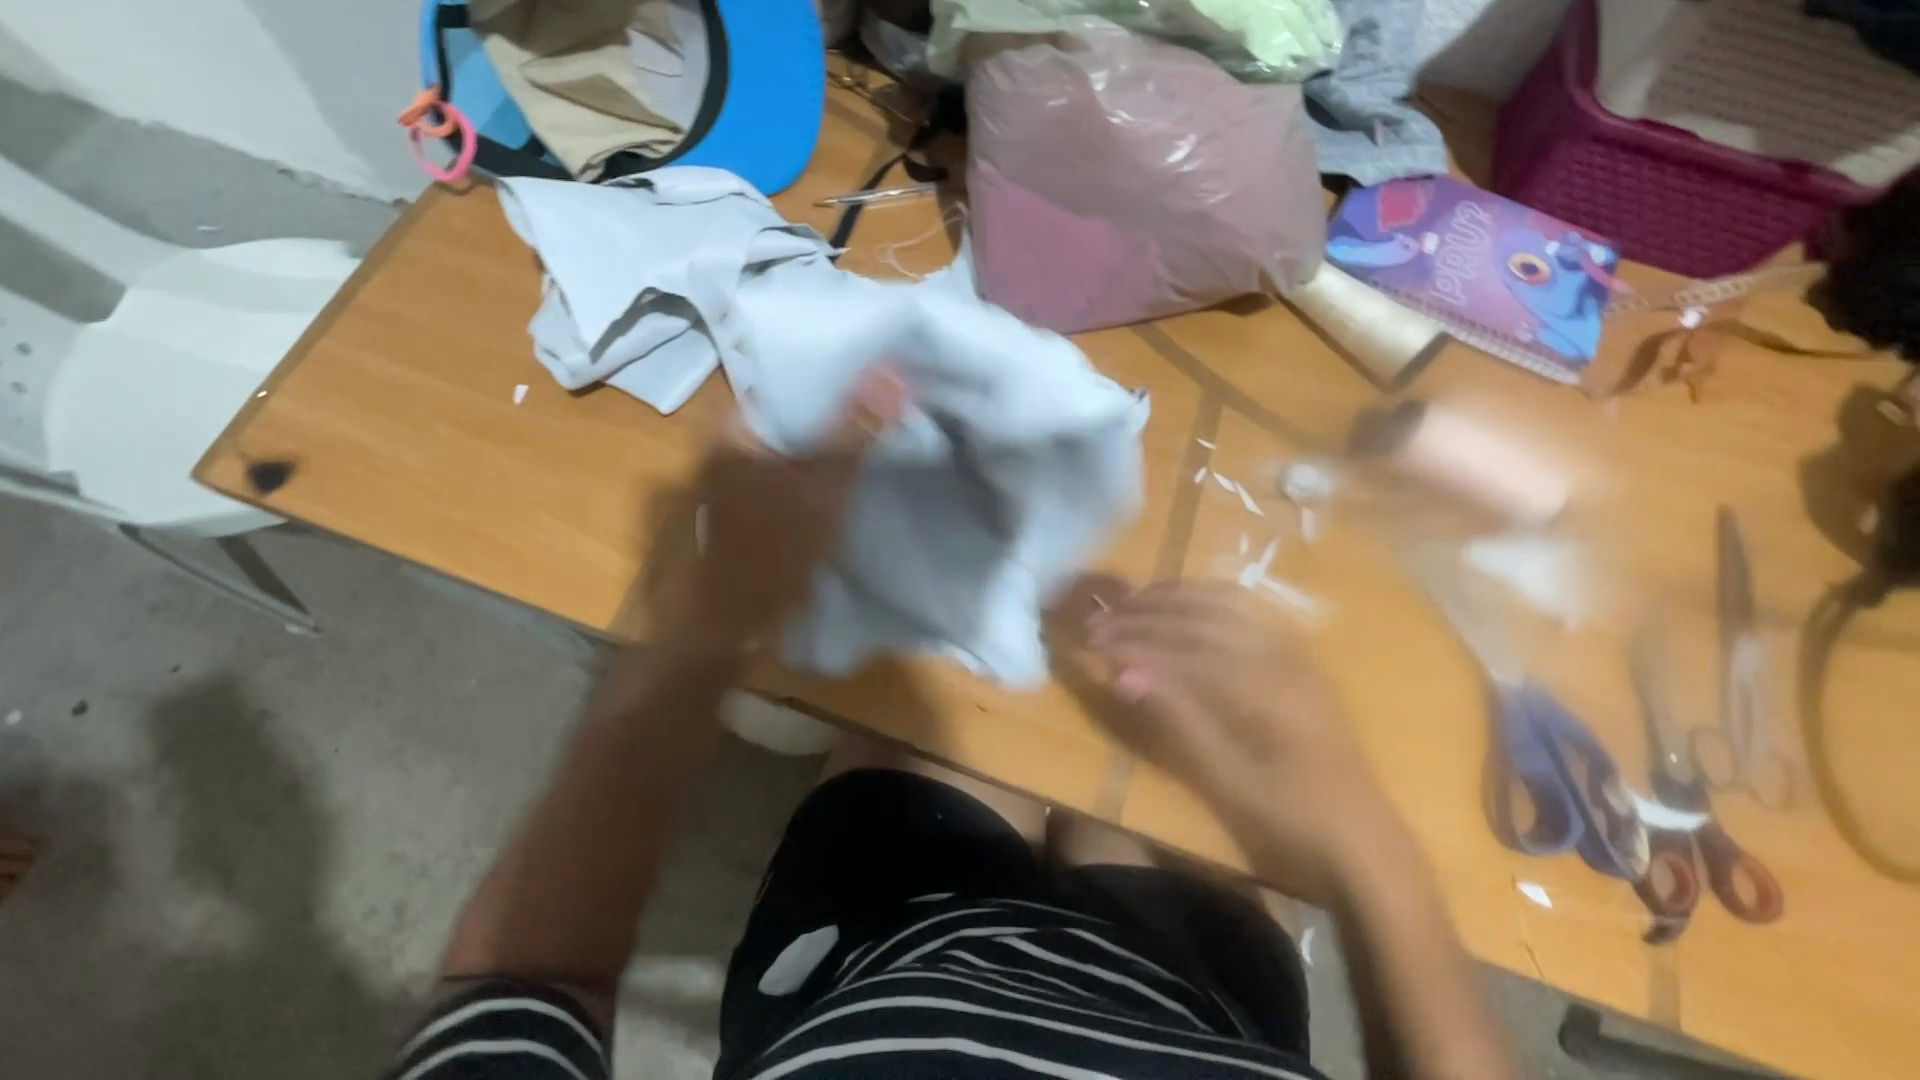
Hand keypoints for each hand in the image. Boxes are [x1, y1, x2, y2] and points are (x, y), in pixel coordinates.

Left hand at [671, 366, 905, 651]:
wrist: (725, 628)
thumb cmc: (769, 552)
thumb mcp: (824, 487)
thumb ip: (858, 429)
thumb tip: (893, 368)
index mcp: (730, 431)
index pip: (783, 380)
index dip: (829, 373)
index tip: (872, 370)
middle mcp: (722, 448)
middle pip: (787, 413)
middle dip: (831, 408)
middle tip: (881, 399)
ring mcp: (729, 481)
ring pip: (787, 446)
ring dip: (824, 441)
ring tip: (872, 429)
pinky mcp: (743, 510)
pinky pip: (785, 474)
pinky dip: (812, 471)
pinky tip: (843, 475)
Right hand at [1060, 577, 1409, 901]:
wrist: (1361, 837)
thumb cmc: (1291, 816)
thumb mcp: (1228, 779)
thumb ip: (1177, 719)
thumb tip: (1124, 674)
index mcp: (1265, 687)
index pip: (1184, 649)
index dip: (1134, 643)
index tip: (1091, 644)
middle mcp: (1281, 655)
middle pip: (1202, 617)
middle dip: (1144, 615)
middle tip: (1097, 621)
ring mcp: (1293, 652)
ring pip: (1225, 603)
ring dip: (1173, 597)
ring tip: (1128, 601)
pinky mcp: (1297, 657)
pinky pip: (1247, 609)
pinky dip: (1207, 597)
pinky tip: (1183, 601)